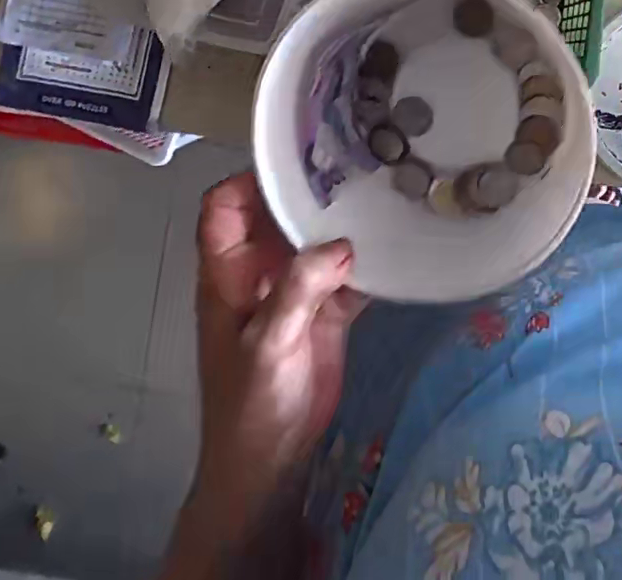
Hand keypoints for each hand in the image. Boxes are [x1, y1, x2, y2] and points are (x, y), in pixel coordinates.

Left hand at [186, 172, 365, 542]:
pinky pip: (349, 269)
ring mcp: (297, 287)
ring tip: (382, 188)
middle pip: (278, 214)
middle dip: (310, 190)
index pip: (224, 208)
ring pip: (317, 238)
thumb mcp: (267, 343)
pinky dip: (369, 257)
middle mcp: (263, 269)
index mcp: (230, 272)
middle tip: (355, 162)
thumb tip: (342, 244)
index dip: (248, 180)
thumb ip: (298, 291)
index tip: (294, 162)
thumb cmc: (251, 402)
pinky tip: (397, 239)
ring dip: (344, 220)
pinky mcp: (328, 306)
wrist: (273, 460)